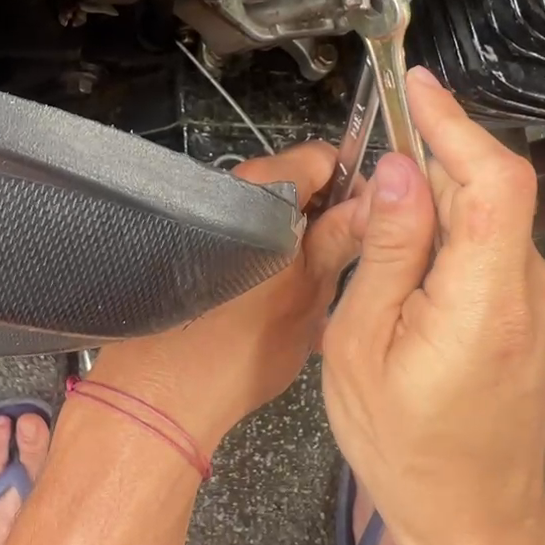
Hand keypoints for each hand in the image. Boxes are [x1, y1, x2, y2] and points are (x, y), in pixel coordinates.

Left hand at [90, 142, 361, 453]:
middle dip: (324, 214)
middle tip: (343, 261)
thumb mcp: (312, 291)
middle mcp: (227, 188)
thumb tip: (377, 200)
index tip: (367, 223)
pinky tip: (274, 292)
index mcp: (260, 189)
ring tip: (311, 284)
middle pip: (293, 180)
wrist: (167, 388)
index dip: (352, 183)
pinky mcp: (191, 241)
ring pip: (269, 209)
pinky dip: (266, 249)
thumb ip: (343, 237)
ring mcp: (205, 214)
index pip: (319, 156)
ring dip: (295, 235)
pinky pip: (243, 229)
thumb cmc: (245, 343)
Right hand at [323, 68, 544, 544]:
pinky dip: (456, 228)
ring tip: (382, 214)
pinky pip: (497, 247)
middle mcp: (532, 294)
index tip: (416, 85)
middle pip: (493, 190)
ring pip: (494, 216)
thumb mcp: (360, 345)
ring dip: (441, 193)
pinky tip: (413, 254)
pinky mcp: (540, 316)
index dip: (456, 124)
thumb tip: (395, 170)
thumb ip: (386, 251)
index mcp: (483, 302)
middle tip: (376, 154)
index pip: (492, 182)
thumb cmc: (401, 442)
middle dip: (436, 154)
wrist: (472, 518)